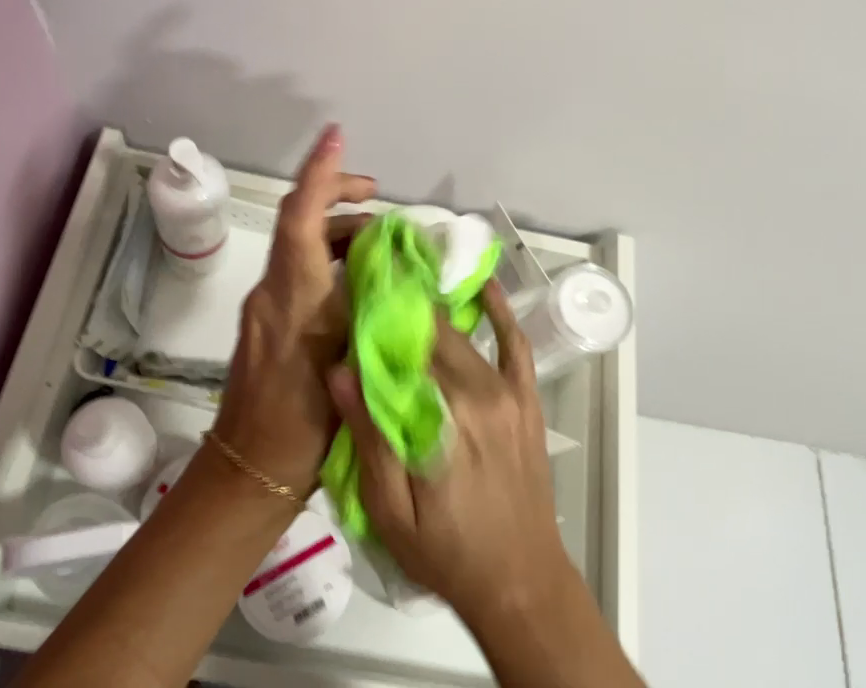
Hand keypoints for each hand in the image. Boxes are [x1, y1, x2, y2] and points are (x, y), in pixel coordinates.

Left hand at [213, 124, 375, 497]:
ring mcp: (264, 309)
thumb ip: (372, 316)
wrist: (249, 472)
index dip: (320, 174)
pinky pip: (296, 277)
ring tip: (383, 251)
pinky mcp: (264, 327)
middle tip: (382, 205)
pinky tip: (359, 290)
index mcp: (295, 297)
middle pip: (299, 225)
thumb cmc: (305, 427)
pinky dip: (327, 266)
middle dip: (337, 201)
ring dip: (336, 236)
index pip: (300, 217)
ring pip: (299, 251)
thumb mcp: (352, 368)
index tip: (336, 137)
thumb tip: (392, 275)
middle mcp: (272, 293)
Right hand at [326, 280, 571, 616]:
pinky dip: (498, 310)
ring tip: (400, 285)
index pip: (399, 351)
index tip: (344, 301)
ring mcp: (509, 393)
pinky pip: (515, 343)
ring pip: (462, 335)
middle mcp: (478, 394)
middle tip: (364, 296)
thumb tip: (339, 372)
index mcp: (442, 420)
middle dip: (396, 312)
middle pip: (429, 335)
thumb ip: (369, 440)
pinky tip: (480, 285)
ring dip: (431, 310)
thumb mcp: (390, 511)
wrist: (521, 581)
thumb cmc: (446, 553)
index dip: (371, 321)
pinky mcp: (526, 400)